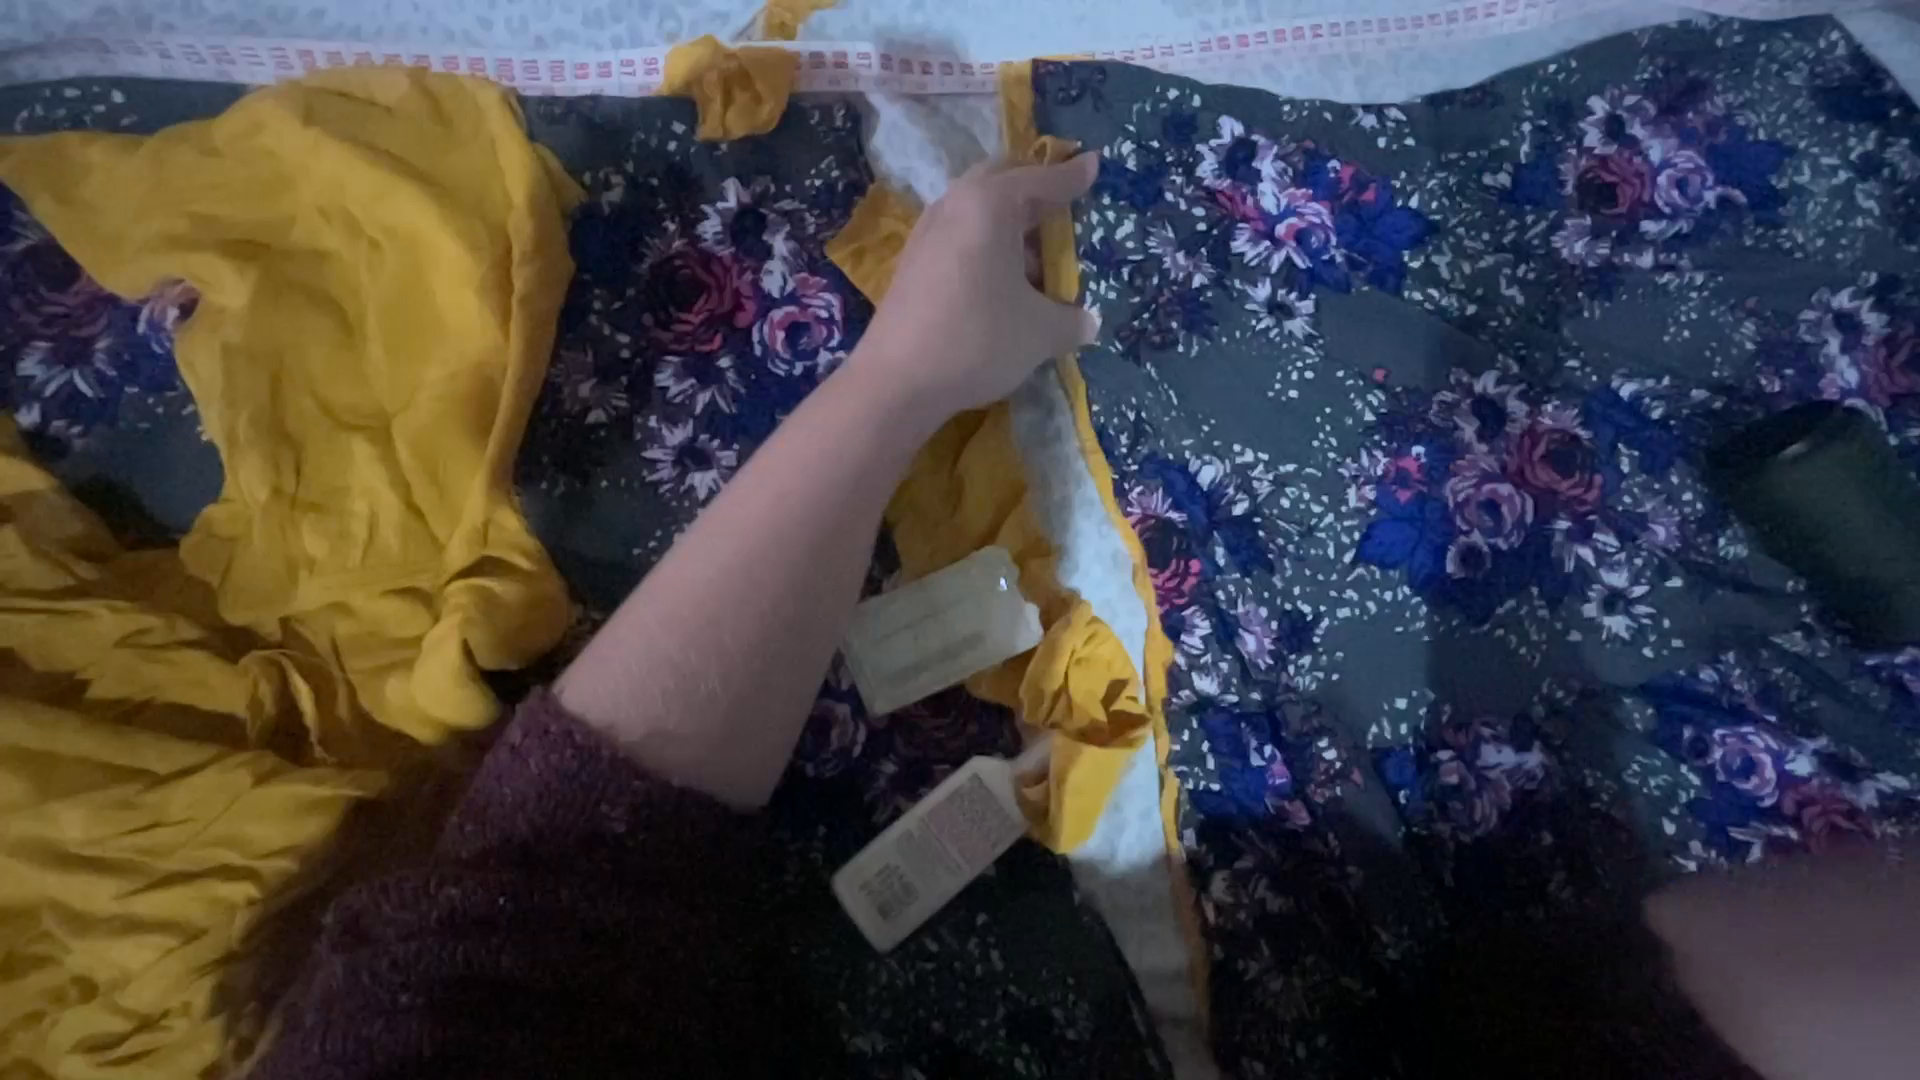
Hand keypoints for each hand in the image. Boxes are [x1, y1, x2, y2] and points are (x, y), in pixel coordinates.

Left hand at [852, 154, 1100, 418]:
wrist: (898, 381)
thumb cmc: (977, 340)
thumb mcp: (1040, 333)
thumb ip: (1071, 321)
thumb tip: (1087, 323)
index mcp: (990, 205)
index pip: (1041, 180)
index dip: (1071, 177)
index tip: (1092, 166)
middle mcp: (954, 206)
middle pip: (1000, 184)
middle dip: (1033, 194)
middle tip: (1061, 212)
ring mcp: (927, 234)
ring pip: (976, 214)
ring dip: (1008, 229)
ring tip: (1035, 266)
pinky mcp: (911, 265)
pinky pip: (959, 241)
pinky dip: (985, 250)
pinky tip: (999, 287)